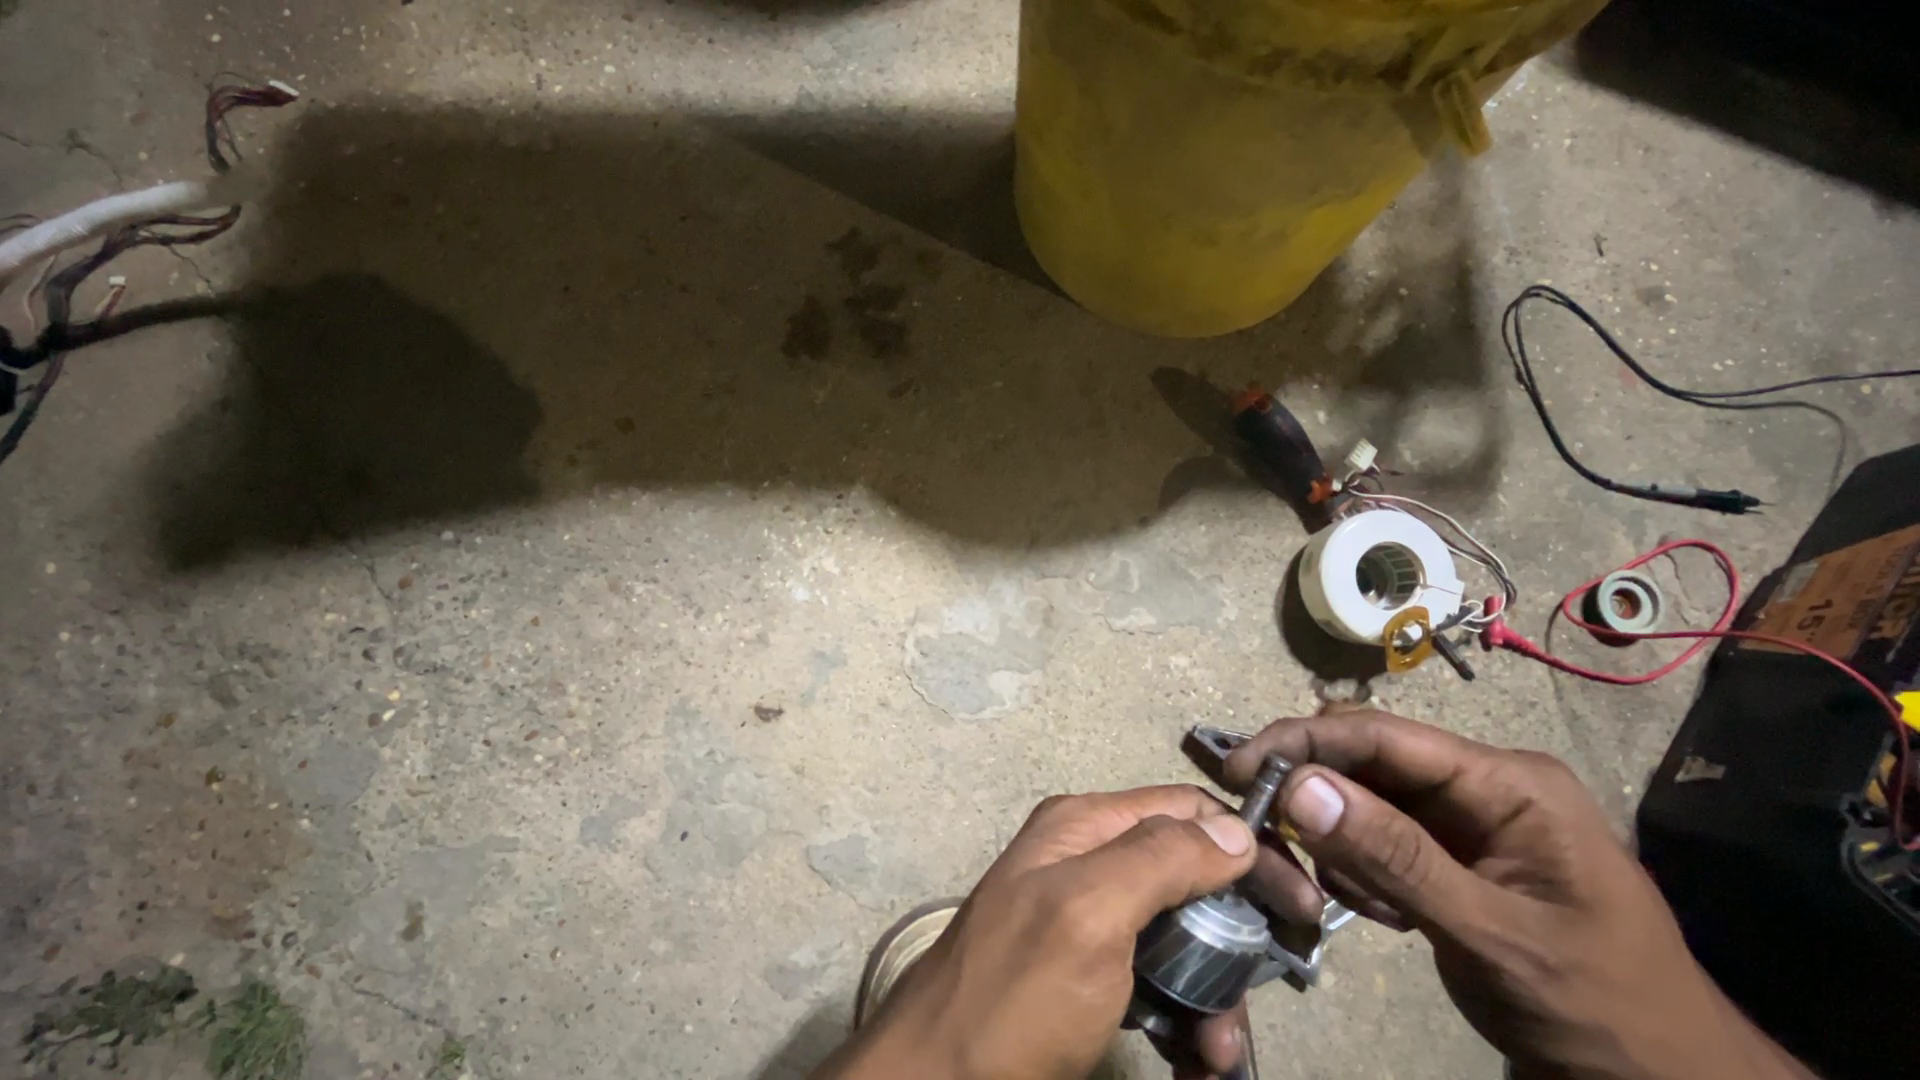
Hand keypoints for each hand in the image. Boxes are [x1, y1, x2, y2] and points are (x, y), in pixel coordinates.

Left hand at [815, 786, 1258, 1079]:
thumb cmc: (1015, 993)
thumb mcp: (1088, 912)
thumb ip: (1158, 859)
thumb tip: (1234, 829)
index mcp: (1084, 827)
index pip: (1187, 810)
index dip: (1249, 849)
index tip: (1302, 906)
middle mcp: (1086, 862)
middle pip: (1190, 876)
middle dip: (1234, 935)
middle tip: (1266, 988)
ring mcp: (1087, 922)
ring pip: (1180, 936)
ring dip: (1215, 990)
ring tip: (1220, 1048)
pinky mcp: (1088, 977)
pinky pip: (1155, 981)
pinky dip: (1185, 1017)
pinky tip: (1195, 1057)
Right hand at [1224, 711, 1813, 1079]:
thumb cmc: (1596, 1007)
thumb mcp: (1492, 935)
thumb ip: (1394, 857)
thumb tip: (1300, 786)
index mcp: (1509, 782)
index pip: (1383, 735)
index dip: (1304, 743)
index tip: (1239, 771)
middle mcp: (1484, 784)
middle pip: (1367, 760)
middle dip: (1314, 793)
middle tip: (1270, 838)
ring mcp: (1468, 819)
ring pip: (1364, 800)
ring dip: (1339, 842)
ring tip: (1362, 905)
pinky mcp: (1453, 853)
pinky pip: (1379, 838)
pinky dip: (1359, 869)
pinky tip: (1384, 914)